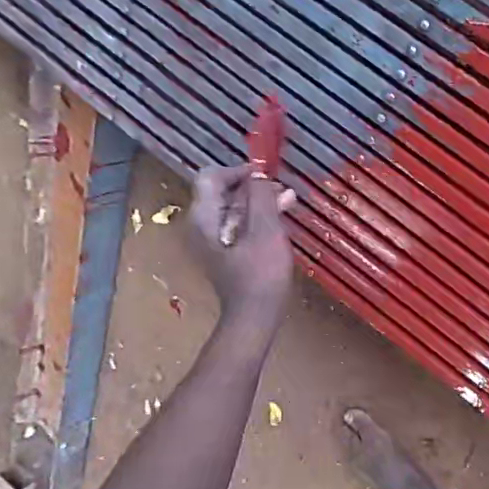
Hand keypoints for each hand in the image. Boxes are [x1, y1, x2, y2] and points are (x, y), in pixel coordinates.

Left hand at [188, 165, 296, 326]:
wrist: (254, 317)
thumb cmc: (260, 274)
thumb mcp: (265, 230)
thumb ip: (261, 197)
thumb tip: (259, 176)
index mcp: (204, 217)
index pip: (211, 176)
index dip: (239, 171)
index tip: (266, 176)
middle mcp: (201, 226)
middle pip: (222, 192)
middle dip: (252, 187)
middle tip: (282, 192)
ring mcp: (211, 241)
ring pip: (232, 209)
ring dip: (258, 203)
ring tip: (287, 203)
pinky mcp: (224, 253)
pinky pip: (237, 225)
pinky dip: (256, 219)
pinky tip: (279, 221)